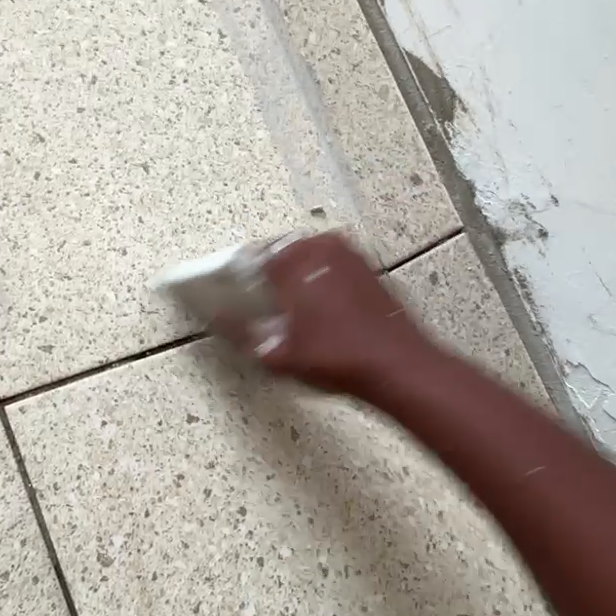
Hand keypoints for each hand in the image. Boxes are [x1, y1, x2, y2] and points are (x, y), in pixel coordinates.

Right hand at [218, 232, 432, 394]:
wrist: (397, 366)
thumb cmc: (338, 358)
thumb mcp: (278, 356)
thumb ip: (241, 333)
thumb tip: (218, 318)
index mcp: (293, 263)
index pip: (253, 256)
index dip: (241, 275)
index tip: (235, 290)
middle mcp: (321, 249)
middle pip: (283, 250)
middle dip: (270, 270)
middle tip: (262, 297)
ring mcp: (350, 255)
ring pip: (311, 254)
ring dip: (298, 271)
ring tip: (292, 301)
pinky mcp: (369, 269)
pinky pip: (334, 263)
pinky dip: (322, 277)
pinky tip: (322, 306)